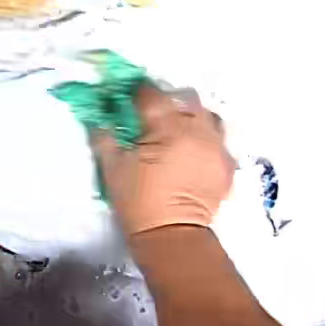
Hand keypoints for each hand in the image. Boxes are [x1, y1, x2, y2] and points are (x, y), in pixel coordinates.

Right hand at [90, 86, 235, 237]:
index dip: (137, 91)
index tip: (126, 95)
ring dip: (191, 116)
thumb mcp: (111, 167)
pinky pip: (218, 140)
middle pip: (186, 99)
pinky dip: (204, 139)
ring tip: (176, 130)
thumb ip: (104, 137)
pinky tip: (191, 152)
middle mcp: (198, 131)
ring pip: (208, 116)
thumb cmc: (136, 200)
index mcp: (168, 129)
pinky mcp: (227, 165)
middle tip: (151, 113)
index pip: (151, 95)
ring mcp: (217, 147)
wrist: (171, 234)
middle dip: (167, 100)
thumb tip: (97, 118)